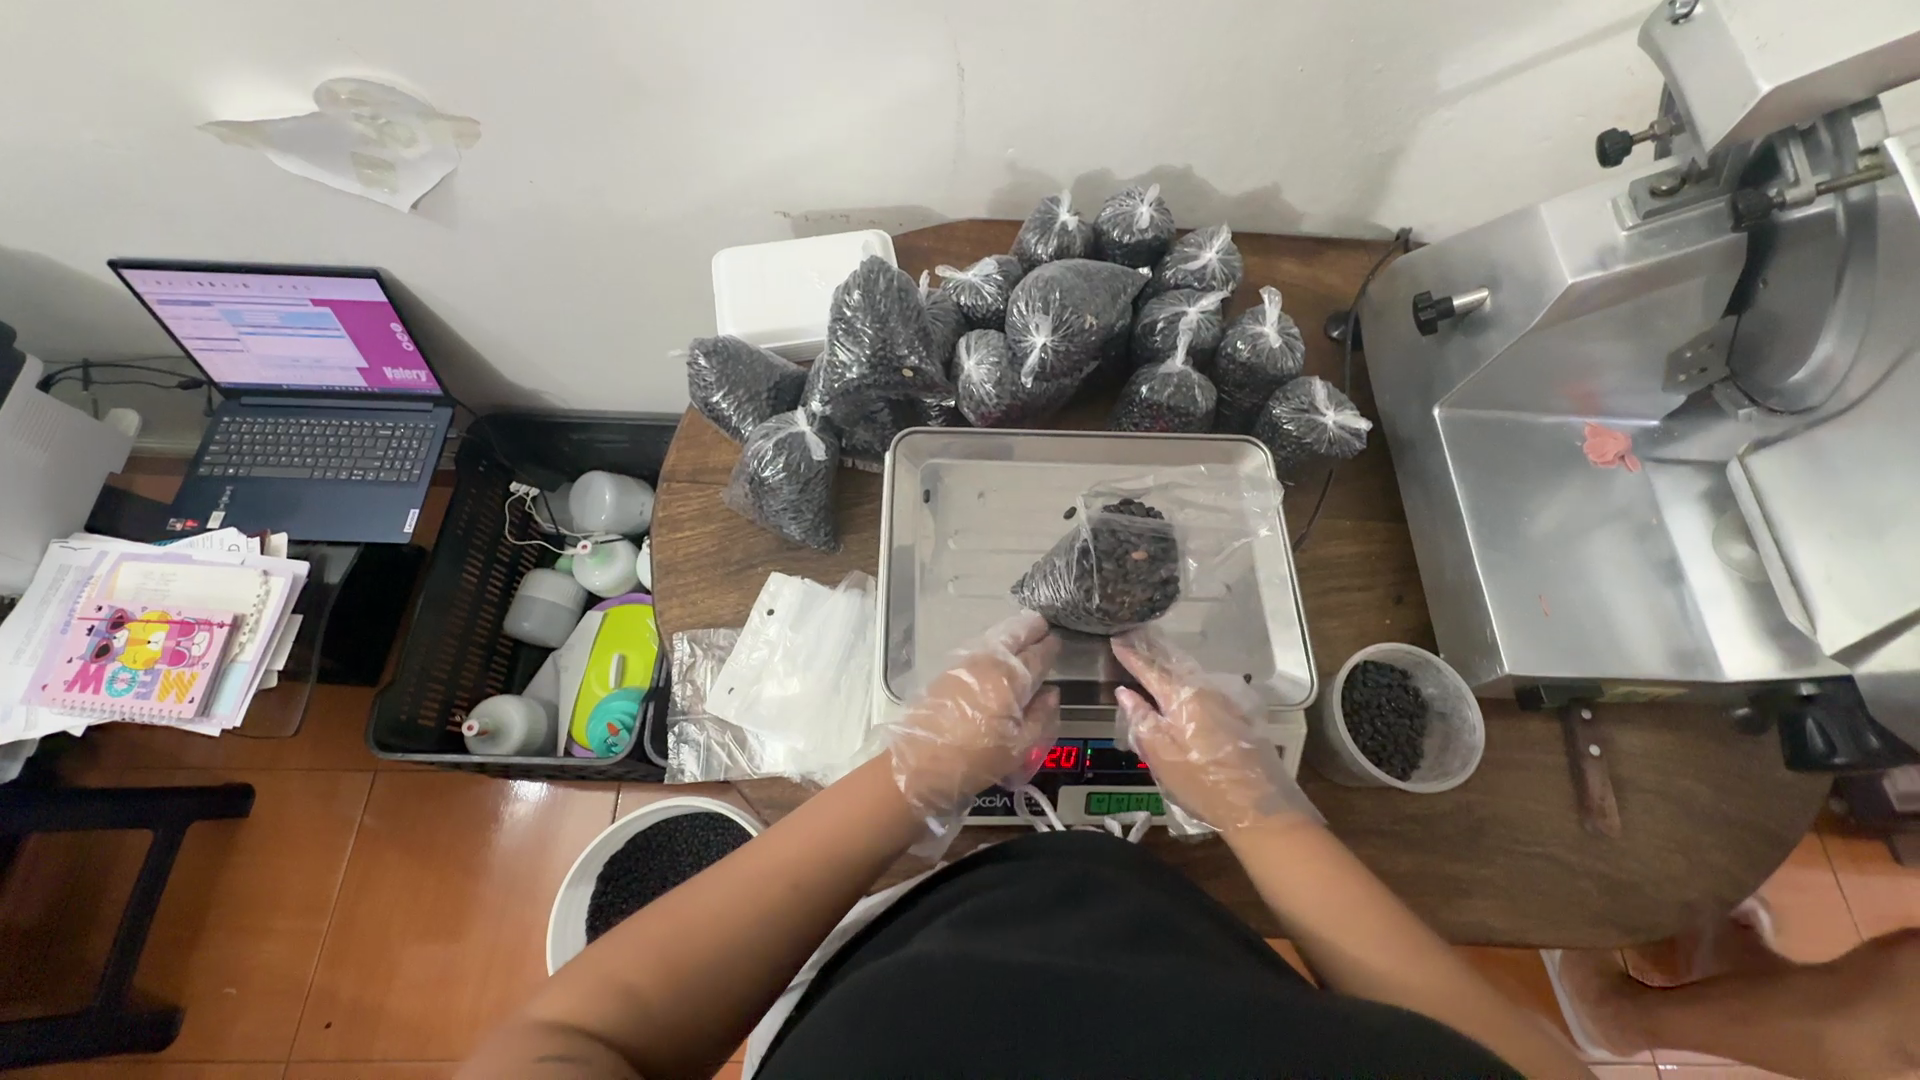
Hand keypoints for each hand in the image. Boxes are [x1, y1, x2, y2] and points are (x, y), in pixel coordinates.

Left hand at [887, 611, 1061, 821]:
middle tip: (1040, 622)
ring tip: (1021, 629)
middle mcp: (989, 663)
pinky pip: (977, 646)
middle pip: (1013, 635)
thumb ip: (1041, 717)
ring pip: (993, 637)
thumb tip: (1051, 693)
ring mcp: (964, 664)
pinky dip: (991, 641)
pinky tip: (995, 647)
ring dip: (1010, 631)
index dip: (1049, 648)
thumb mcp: (1019, 747)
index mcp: (1012, 680)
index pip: (1038, 657)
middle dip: (1029, 627)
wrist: (918, 762)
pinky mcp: (947, 671)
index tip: (1057, 640)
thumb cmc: (975, 759)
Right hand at [1111, 626, 1318, 832]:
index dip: (1132, 656)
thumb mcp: (1162, 755)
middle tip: (1133, 642)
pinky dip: (1186, 685)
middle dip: (1153, 655)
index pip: (1151, 670)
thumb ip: (1141, 720)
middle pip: (1174, 667)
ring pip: (1191, 678)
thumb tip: (1125, 692)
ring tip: (1153, 662)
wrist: (1260, 809)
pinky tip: (1181, 690)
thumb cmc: (1203, 783)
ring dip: (1170, 669)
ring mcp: (1226, 704)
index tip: (1116, 640)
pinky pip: (1204, 691)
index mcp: (1183, 698)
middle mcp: (1206, 692)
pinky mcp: (1238, 718)